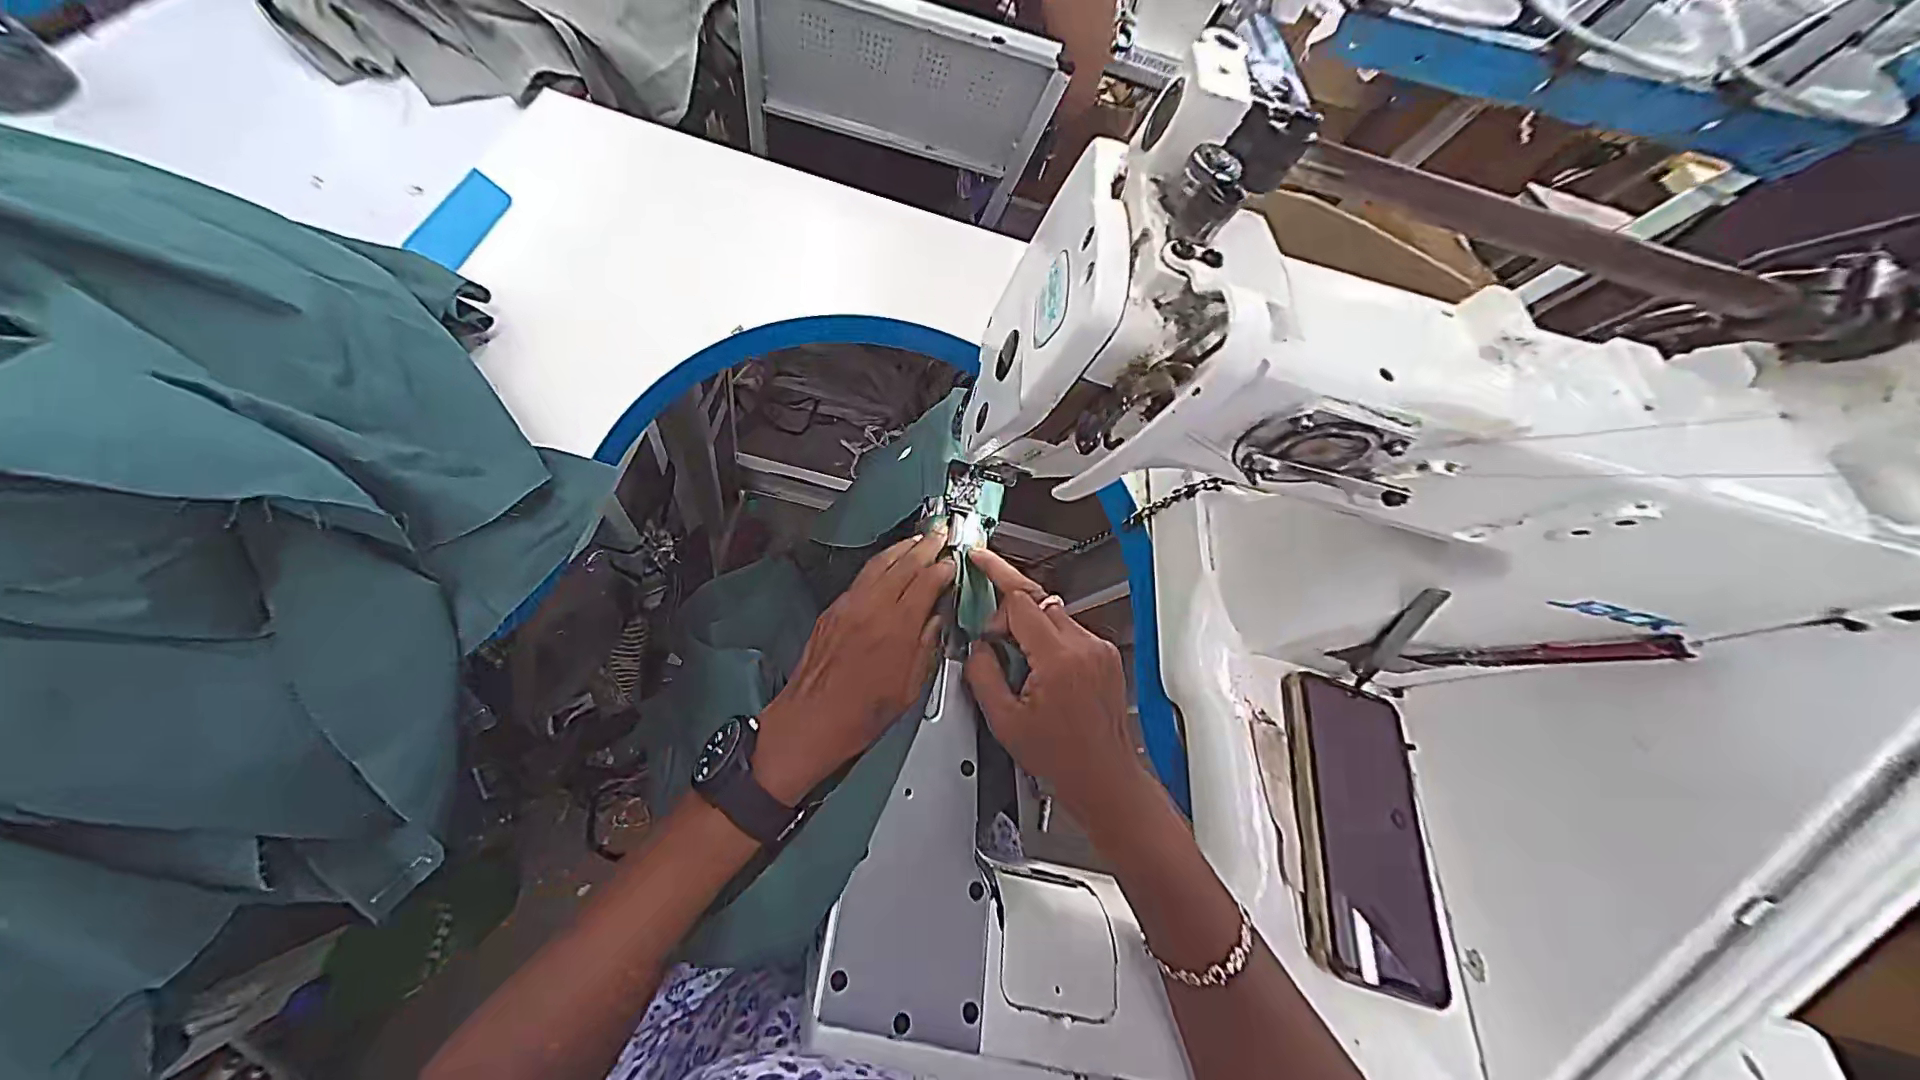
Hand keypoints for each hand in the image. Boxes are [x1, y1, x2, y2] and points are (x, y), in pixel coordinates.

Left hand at [753, 527, 954, 803]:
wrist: (811, 720)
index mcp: (896, 629)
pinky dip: (879, 564)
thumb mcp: (910, 688)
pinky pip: (861, 577)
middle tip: (940, 534)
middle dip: (926, 546)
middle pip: (904, 564)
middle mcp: (871, 610)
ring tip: (917, 539)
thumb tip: (935, 622)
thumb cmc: (858, 714)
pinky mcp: (833, 611)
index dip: (943, 569)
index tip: (952, 563)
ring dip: (902, 548)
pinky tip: (887, 563)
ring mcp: (849, 607)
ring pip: (879, 564)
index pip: (926, 582)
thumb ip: (926, 647)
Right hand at [962, 547, 1154, 824]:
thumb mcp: (1004, 720)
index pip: (1021, 601)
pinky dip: (1046, 637)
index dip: (993, 589)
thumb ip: (983, 673)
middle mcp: (1084, 647)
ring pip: (1053, 612)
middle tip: (987, 599)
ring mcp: (1098, 650)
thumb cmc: (1063, 759)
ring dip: (1027, 623)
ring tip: (1013, 658)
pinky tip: (1036, 667)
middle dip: (1008, 604)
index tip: (978, 565)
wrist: (1104, 777)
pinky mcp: (1104, 656)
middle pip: (1038, 599)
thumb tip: (977, 647)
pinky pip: (1068, 630)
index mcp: (1059, 660)